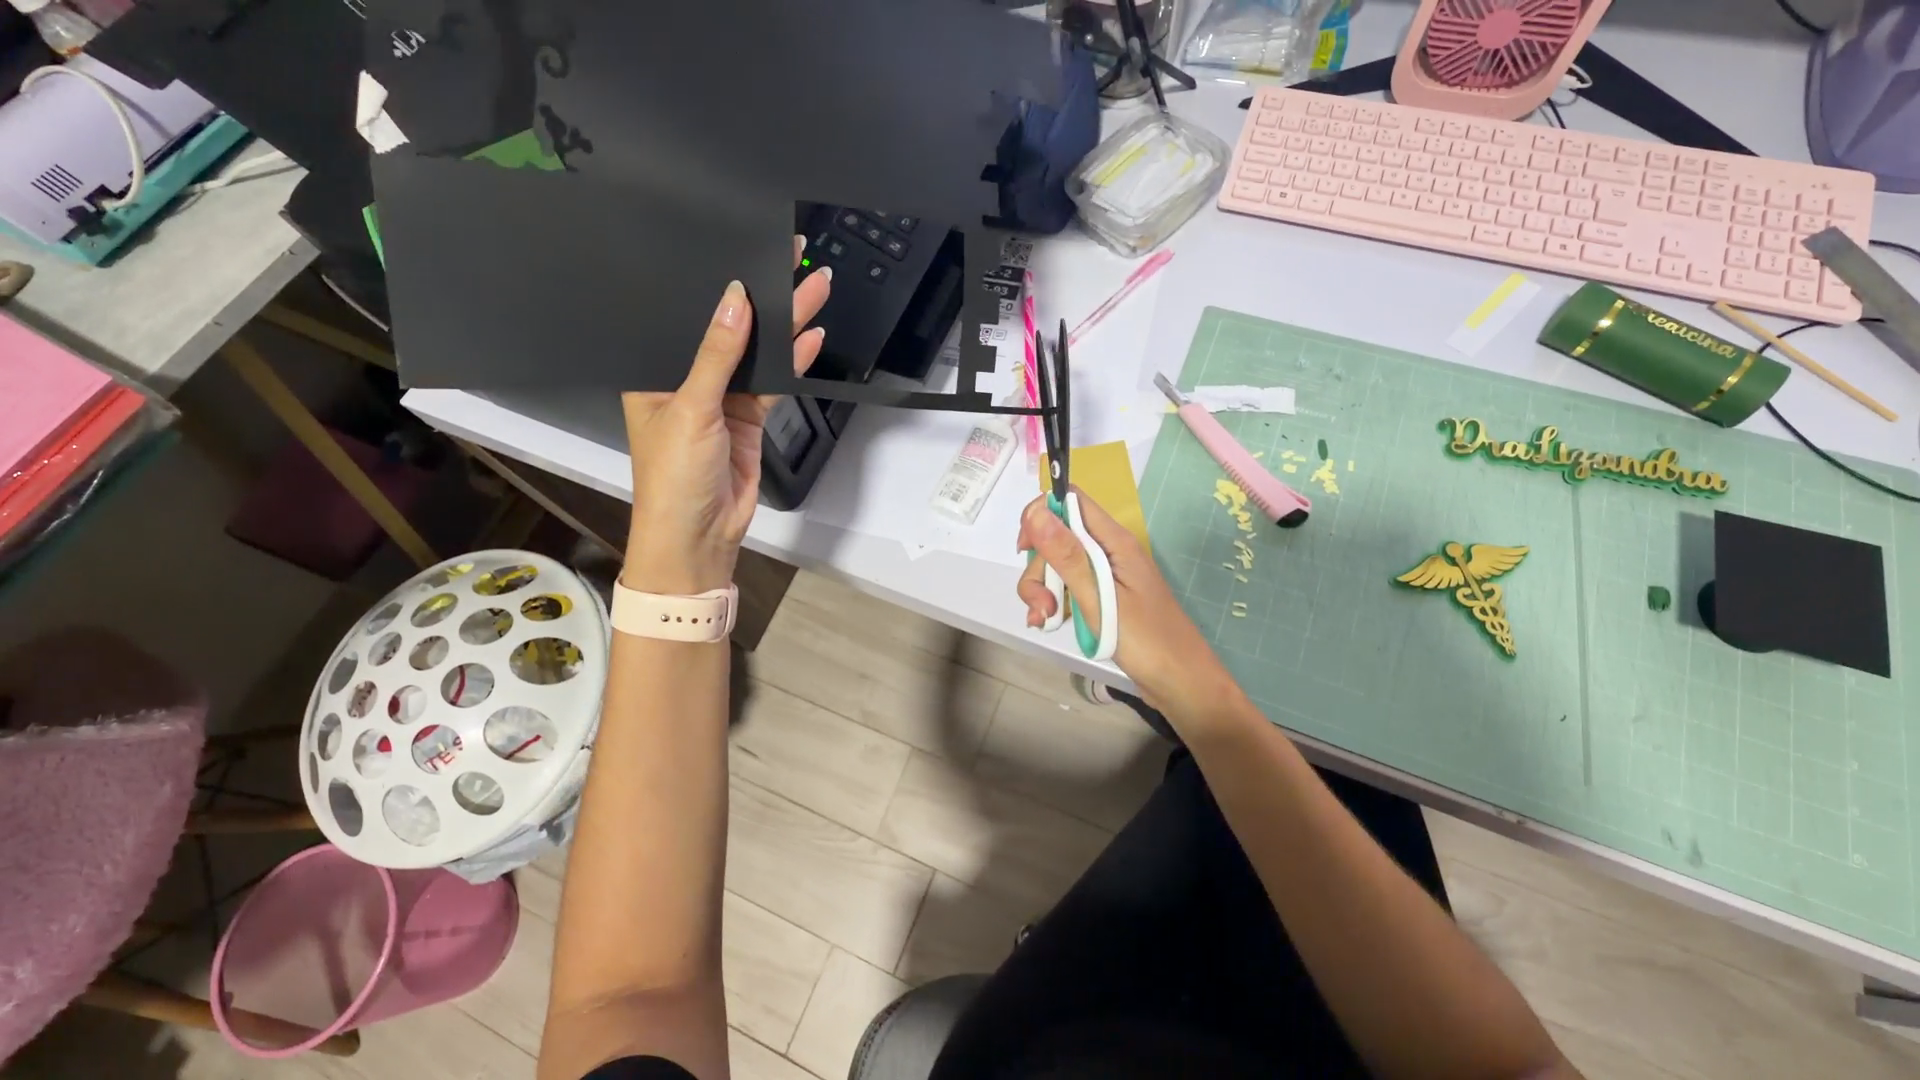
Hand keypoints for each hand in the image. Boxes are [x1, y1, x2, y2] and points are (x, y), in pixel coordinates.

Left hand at [623, 238, 829, 593]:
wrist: (700, 538)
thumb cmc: (675, 475)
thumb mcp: (692, 409)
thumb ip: (718, 355)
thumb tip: (736, 296)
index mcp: (654, 370)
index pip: (684, 316)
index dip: (714, 285)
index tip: (740, 249)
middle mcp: (687, 379)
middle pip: (729, 330)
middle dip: (761, 297)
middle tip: (791, 256)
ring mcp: (721, 399)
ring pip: (757, 353)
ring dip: (785, 325)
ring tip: (813, 285)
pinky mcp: (748, 419)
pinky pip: (772, 382)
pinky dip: (791, 361)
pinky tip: (810, 335)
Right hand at [1017, 490, 1241, 722]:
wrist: (1180, 682)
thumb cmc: (1146, 640)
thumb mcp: (1099, 597)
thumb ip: (1067, 555)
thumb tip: (1036, 511)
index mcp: (1114, 541)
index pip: (1071, 501)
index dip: (1041, 514)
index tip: (1026, 547)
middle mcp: (1109, 551)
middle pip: (1058, 537)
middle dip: (1039, 567)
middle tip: (1042, 604)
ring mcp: (1106, 575)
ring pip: (1059, 565)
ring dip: (1043, 590)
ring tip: (1044, 620)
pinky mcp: (1104, 597)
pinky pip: (1069, 588)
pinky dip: (1054, 602)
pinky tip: (1048, 623)